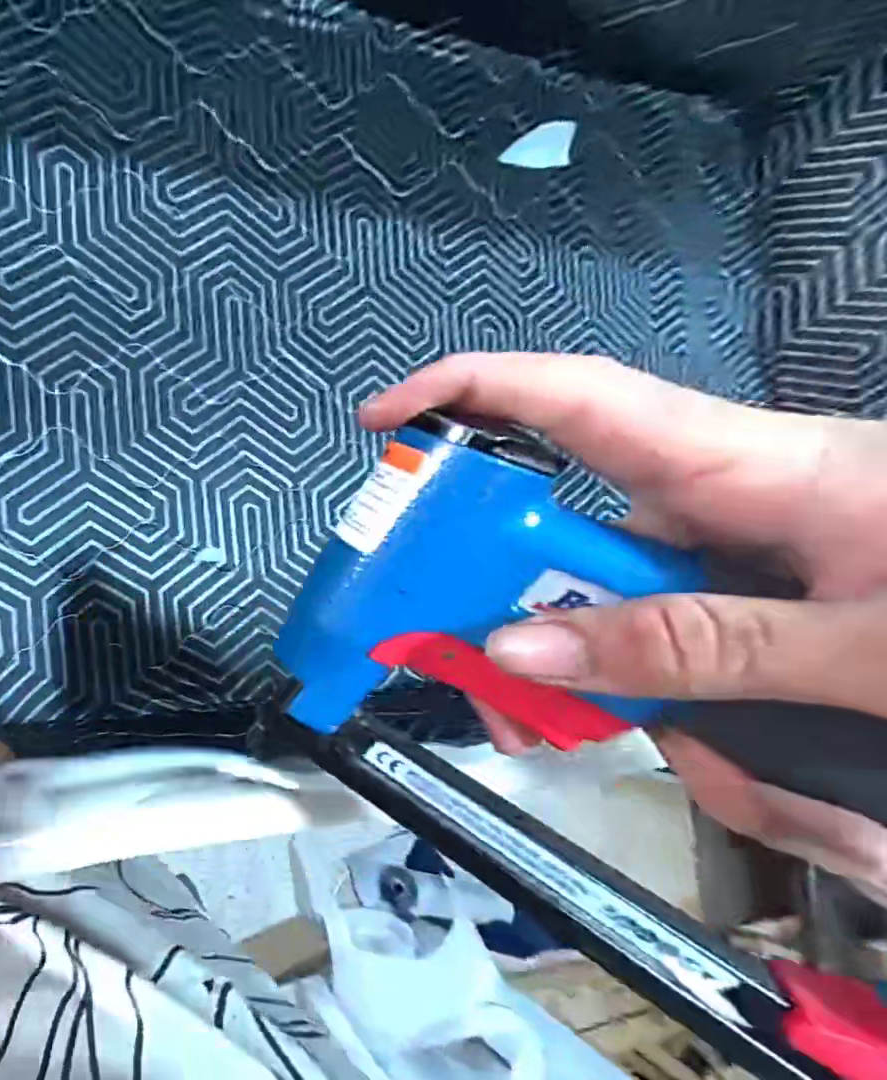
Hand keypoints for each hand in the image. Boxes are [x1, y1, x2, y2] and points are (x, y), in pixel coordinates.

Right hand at [360, 353, 886, 895]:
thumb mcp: (876, 645)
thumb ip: (695, 646)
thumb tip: (510, 649)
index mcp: (739, 464)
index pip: (571, 397)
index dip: (462, 390)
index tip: (379, 419)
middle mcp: (707, 501)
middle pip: (550, 534)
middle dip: (502, 610)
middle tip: (466, 677)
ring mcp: (718, 556)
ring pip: (597, 606)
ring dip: (585, 687)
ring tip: (566, 740)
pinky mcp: (741, 602)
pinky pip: (655, 646)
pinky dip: (651, 706)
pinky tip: (691, 754)